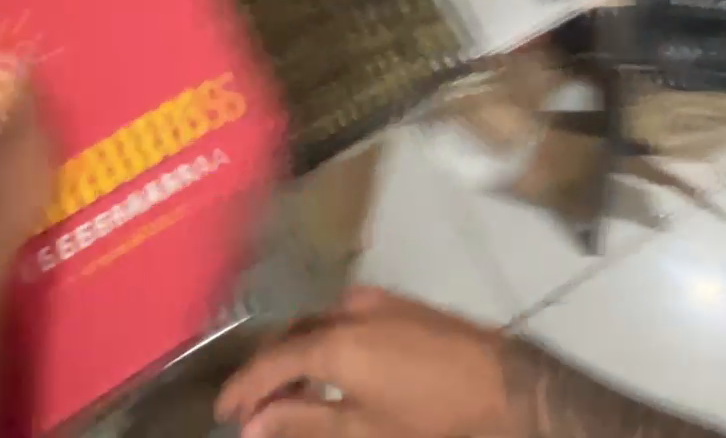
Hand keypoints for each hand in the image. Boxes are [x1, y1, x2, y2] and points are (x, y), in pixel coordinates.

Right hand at [216, 287, 515, 437]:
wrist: (502, 384)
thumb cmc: (431, 417)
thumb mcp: (364, 430)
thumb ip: (305, 422)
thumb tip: (254, 423)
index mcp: (338, 342)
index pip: (275, 361)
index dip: (245, 387)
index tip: (223, 412)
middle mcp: (351, 310)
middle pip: (295, 334)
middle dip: (271, 369)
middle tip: (254, 409)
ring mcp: (379, 301)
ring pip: (321, 323)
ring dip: (300, 355)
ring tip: (291, 397)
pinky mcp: (400, 303)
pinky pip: (346, 317)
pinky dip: (328, 343)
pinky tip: (331, 373)